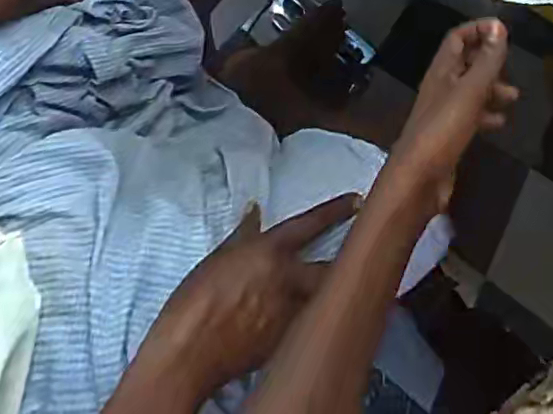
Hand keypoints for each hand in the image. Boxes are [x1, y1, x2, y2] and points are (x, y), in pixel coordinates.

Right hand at [138, 195, 360, 398]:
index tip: (357, 200)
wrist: (190, 352)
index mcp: (270, 251)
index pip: (310, 224)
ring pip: (322, 297)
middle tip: (362, 252)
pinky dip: (308, 316)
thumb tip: (255, 211)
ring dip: (329, 290)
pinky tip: (307, 316)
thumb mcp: (220, 255)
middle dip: (348, 260)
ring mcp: (290, 313)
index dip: (336, 210)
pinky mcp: (286, 342)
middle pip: (331, 268)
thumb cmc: (198, 297)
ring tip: (339, 286)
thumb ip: (244, 234)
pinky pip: (305, 322)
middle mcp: (288, 279)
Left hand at [387, 19, 516, 206]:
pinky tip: (501, 122)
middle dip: (489, 60)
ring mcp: (444, 110)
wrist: (419, 179)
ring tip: (515, 97)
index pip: (457, 38)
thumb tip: (499, 25)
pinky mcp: (449, 134)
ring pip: (471, 89)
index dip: (478, 29)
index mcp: (441, 70)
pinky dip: (487, 113)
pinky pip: (471, 115)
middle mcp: (441, 85)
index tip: (504, 30)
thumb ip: (486, 61)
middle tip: (514, 66)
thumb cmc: (443, 129)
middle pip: (465, 62)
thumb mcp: (470, 92)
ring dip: (492, 88)